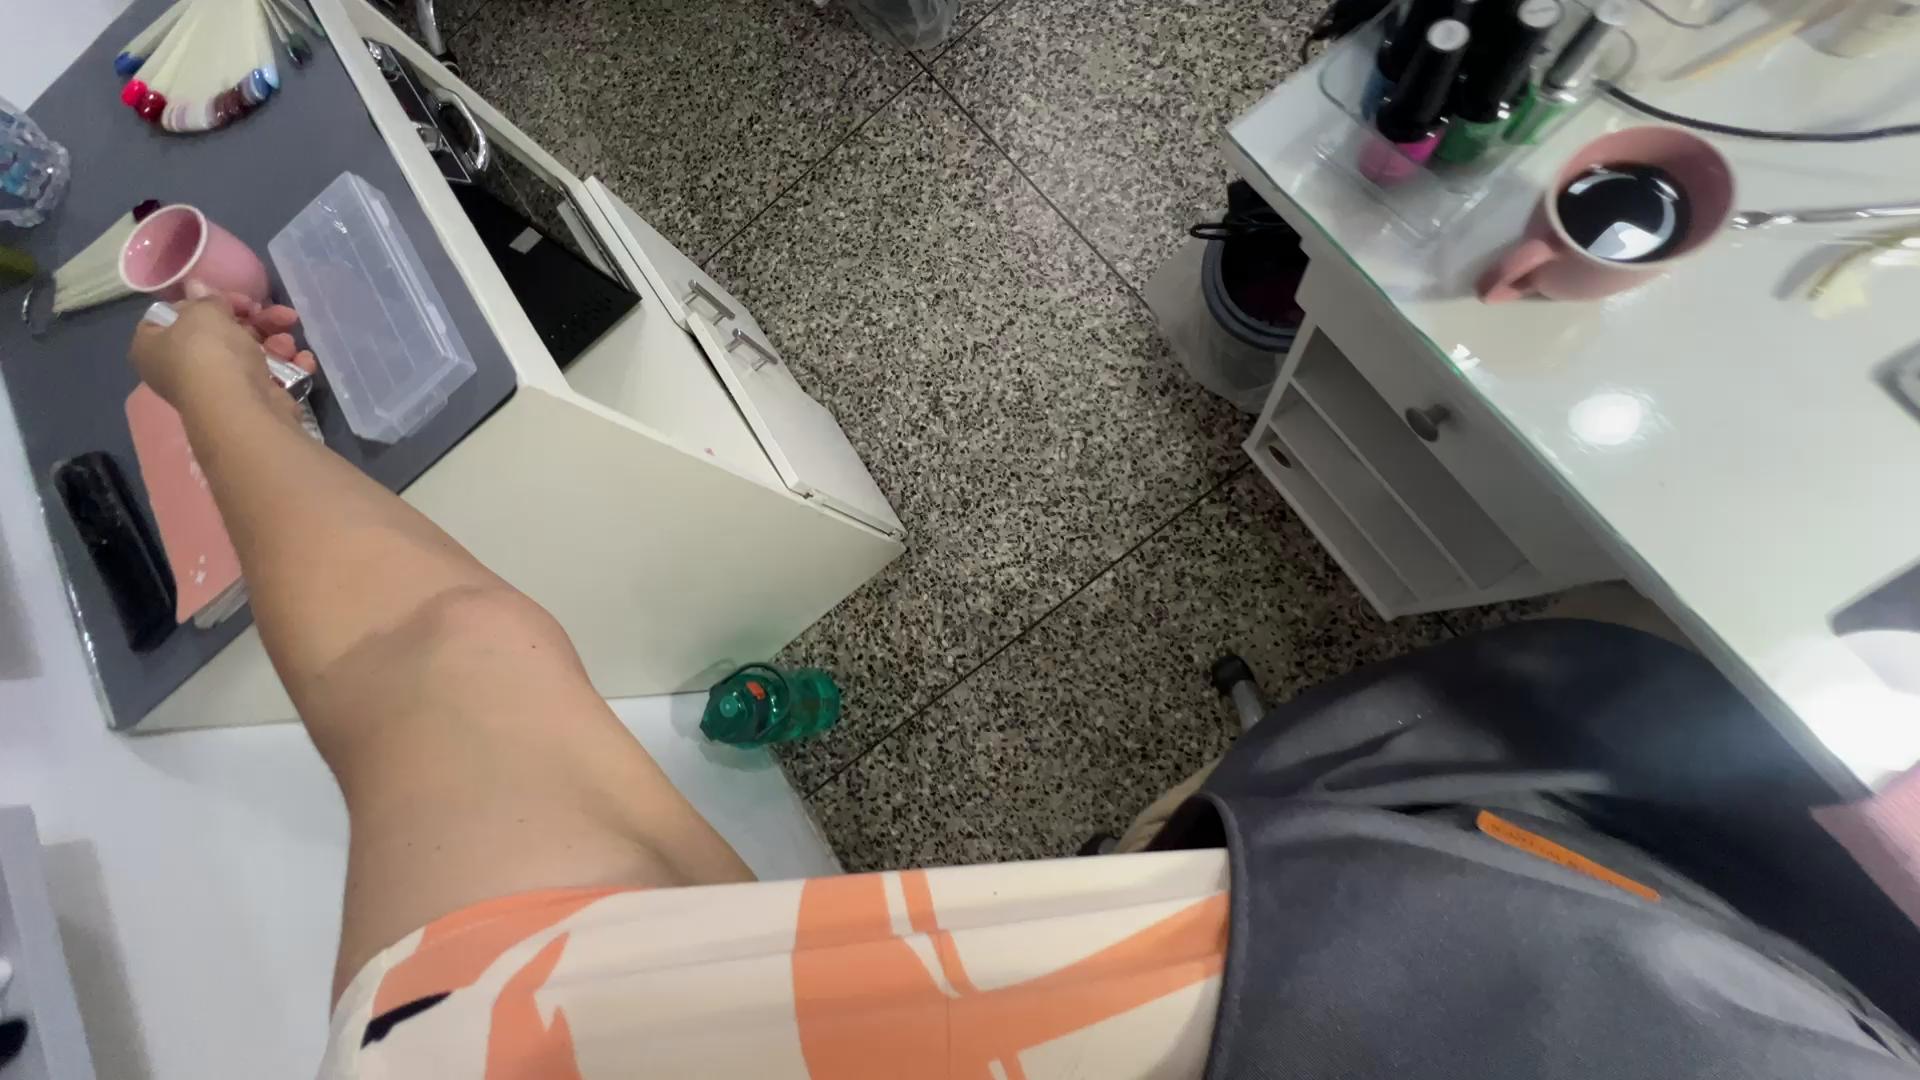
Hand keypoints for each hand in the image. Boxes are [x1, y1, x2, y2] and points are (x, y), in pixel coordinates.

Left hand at [129, 279, 318, 412]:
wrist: (242, 407)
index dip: (205, 304)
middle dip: (255, 323)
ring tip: (290, 341)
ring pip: (251, 354)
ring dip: (276, 343)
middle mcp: (182, 367)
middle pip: (221, 335)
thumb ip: (207, 300)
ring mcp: (220, 386)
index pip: (174, 318)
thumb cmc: (210, 355)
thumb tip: (199, 287)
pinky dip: (290, 365)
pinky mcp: (254, 399)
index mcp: (154, 346)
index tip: (235, 299)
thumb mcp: (204, 313)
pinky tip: (304, 359)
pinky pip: (272, 375)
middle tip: (279, 315)